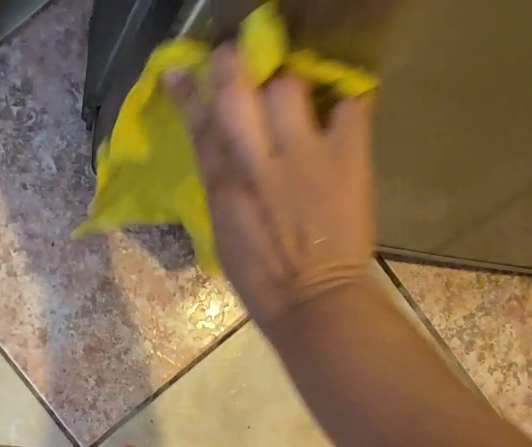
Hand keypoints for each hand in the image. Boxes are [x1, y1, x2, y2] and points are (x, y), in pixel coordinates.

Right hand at [166, 44, 376, 328]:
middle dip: (232, 66)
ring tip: (295, 105)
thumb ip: (223, 190)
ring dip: (288, 88)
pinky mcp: (347, 157)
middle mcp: (258, 164)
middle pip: (236, 93)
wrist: (314, 303)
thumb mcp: (225, 236)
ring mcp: (304, 156)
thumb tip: (225, 155)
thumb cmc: (263, 281)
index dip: (189, 93)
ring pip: (288, 88)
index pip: (200, 126)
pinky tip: (338, 123)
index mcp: (223, 190)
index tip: (183, 70)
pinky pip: (348, 106)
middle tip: (236, 59)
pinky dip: (344, 108)